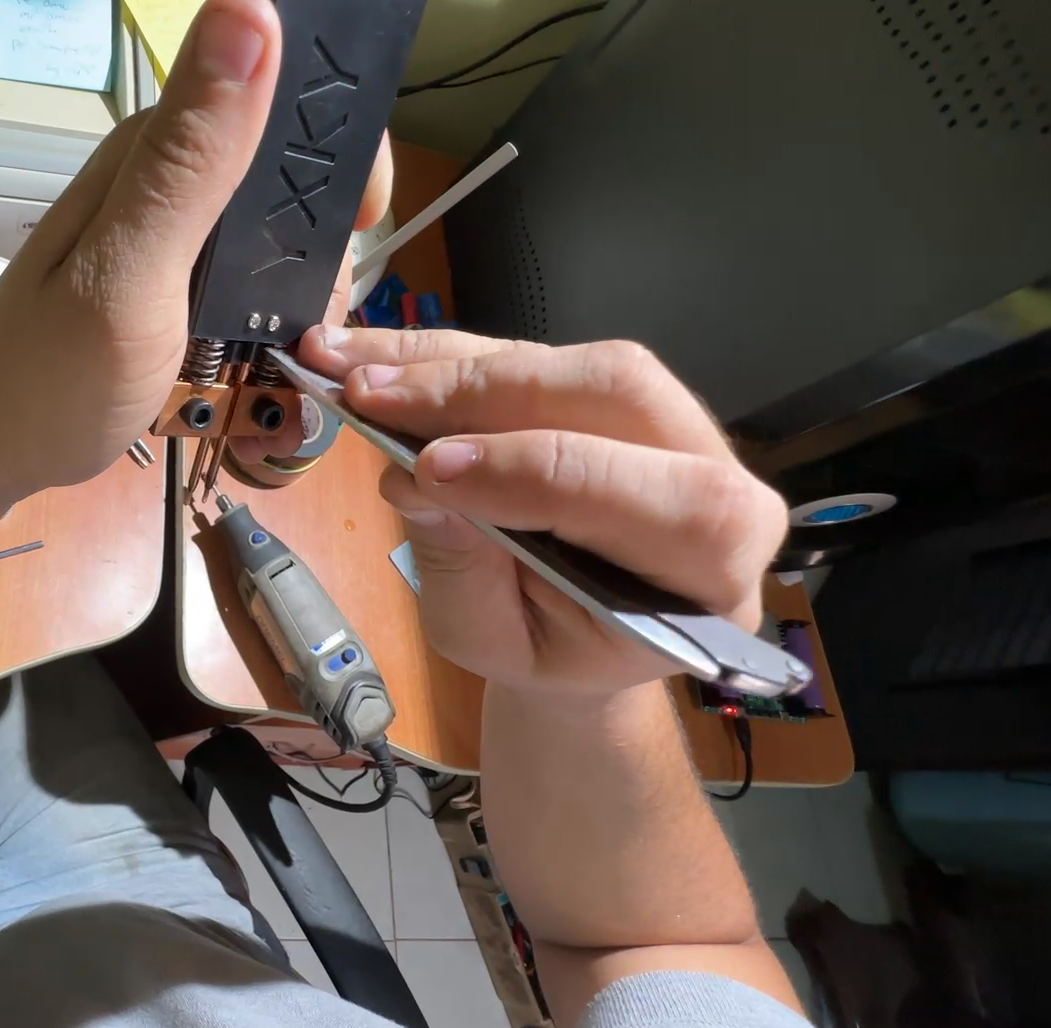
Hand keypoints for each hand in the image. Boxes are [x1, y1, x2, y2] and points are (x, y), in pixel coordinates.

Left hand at [0, 0, 388, 500]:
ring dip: (295, 314)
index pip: (275, 107)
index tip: (360, 230)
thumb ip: (189, 161)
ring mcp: (165, 257)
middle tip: (312, 332)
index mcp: (156, 159)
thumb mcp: (125, 273)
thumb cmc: (47, 379)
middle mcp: (164, 196)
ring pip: (267, 260)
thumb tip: (250, 7)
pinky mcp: (166, 307)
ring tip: (290, 374)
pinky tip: (264, 391)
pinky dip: (264, 348)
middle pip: (283, 197)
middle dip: (318, 258)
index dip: (335, 154)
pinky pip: (237, 311)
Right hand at [297, 326, 789, 696]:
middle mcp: (701, 465)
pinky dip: (431, 356)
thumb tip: (409, 476)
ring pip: (557, 357)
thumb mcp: (493, 637)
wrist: (577, 636)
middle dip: (472, 390)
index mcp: (706, 559)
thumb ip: (461, 564)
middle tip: (367, 395)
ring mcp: (653, 416)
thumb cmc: (545, 651)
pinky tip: (365, 356)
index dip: (528, 471)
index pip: (640, 495)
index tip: (426, 469)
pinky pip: (516, 354)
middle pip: (606, 389)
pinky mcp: (590, 391)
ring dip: (438, 361)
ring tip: (345, 366)